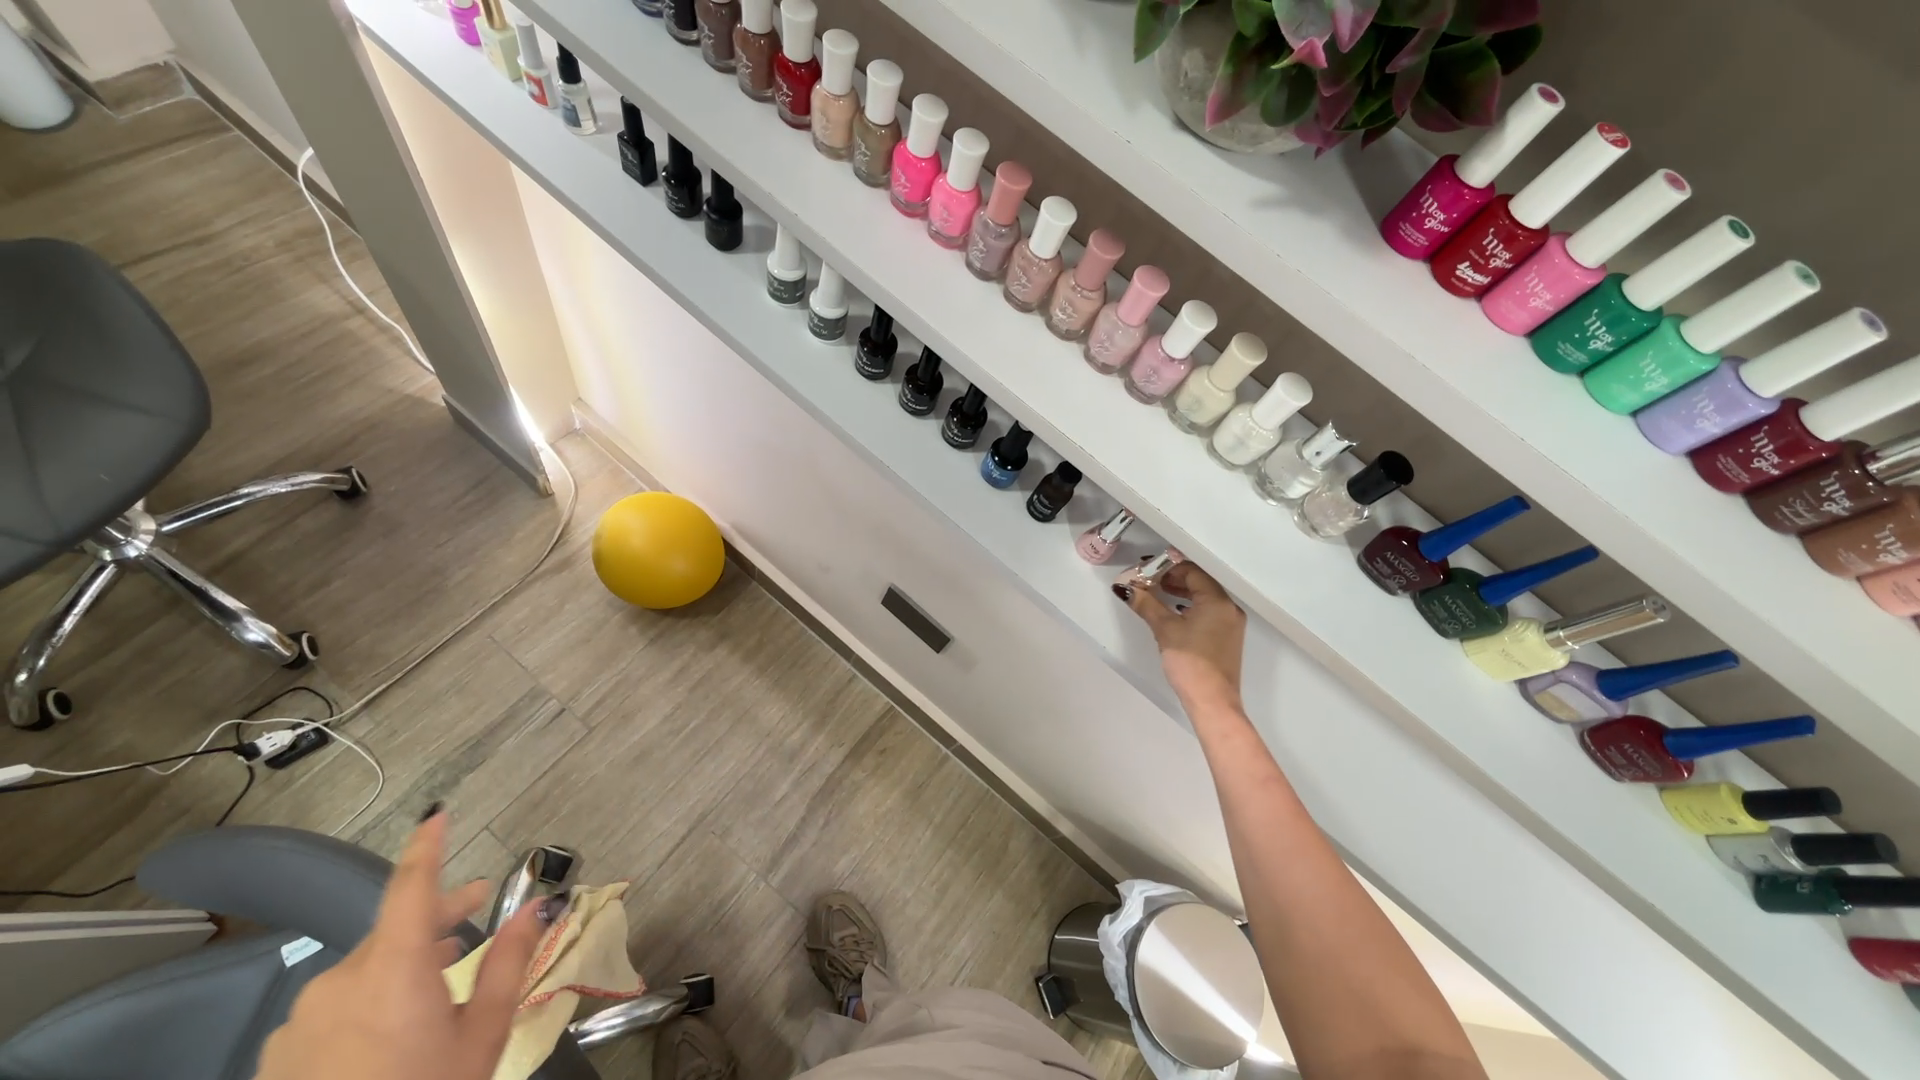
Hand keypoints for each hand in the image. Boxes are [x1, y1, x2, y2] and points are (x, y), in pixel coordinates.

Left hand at [255, 814, 545, 1079]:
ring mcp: (301, 1017)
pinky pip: (333, 1006)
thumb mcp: (483, 1034)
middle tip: (477, 908)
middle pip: (392, 930)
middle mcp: (340, 979)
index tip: (439, 813)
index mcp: (393, 968)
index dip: (426, 845)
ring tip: (435, 989)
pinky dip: (365, 1002)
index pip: (410, 885)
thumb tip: (537, 907)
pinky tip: (386, 1036)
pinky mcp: (279, 1051)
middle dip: (436, 916)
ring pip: (363, 971)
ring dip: (400, 965)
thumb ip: (508, 963)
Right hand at [1121, 562, 1245, 708]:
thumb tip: (1126, 588)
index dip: (1167, 568)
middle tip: (1149, 580)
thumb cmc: (1190, 662)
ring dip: (1181, 592)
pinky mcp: (1226, 637)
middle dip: (1173, 579)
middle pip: (1200, 582)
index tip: (1146, 570)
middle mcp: (1229, 608)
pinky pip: (1208, 611)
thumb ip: (1146, 604)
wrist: (1212, 701)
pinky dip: (1191, 607)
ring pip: (1204, 597)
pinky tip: (1174, 613)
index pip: (1192, 572)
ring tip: (1158, 593)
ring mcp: (1230, 623)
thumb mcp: (1164, 629)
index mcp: (1218, 600)